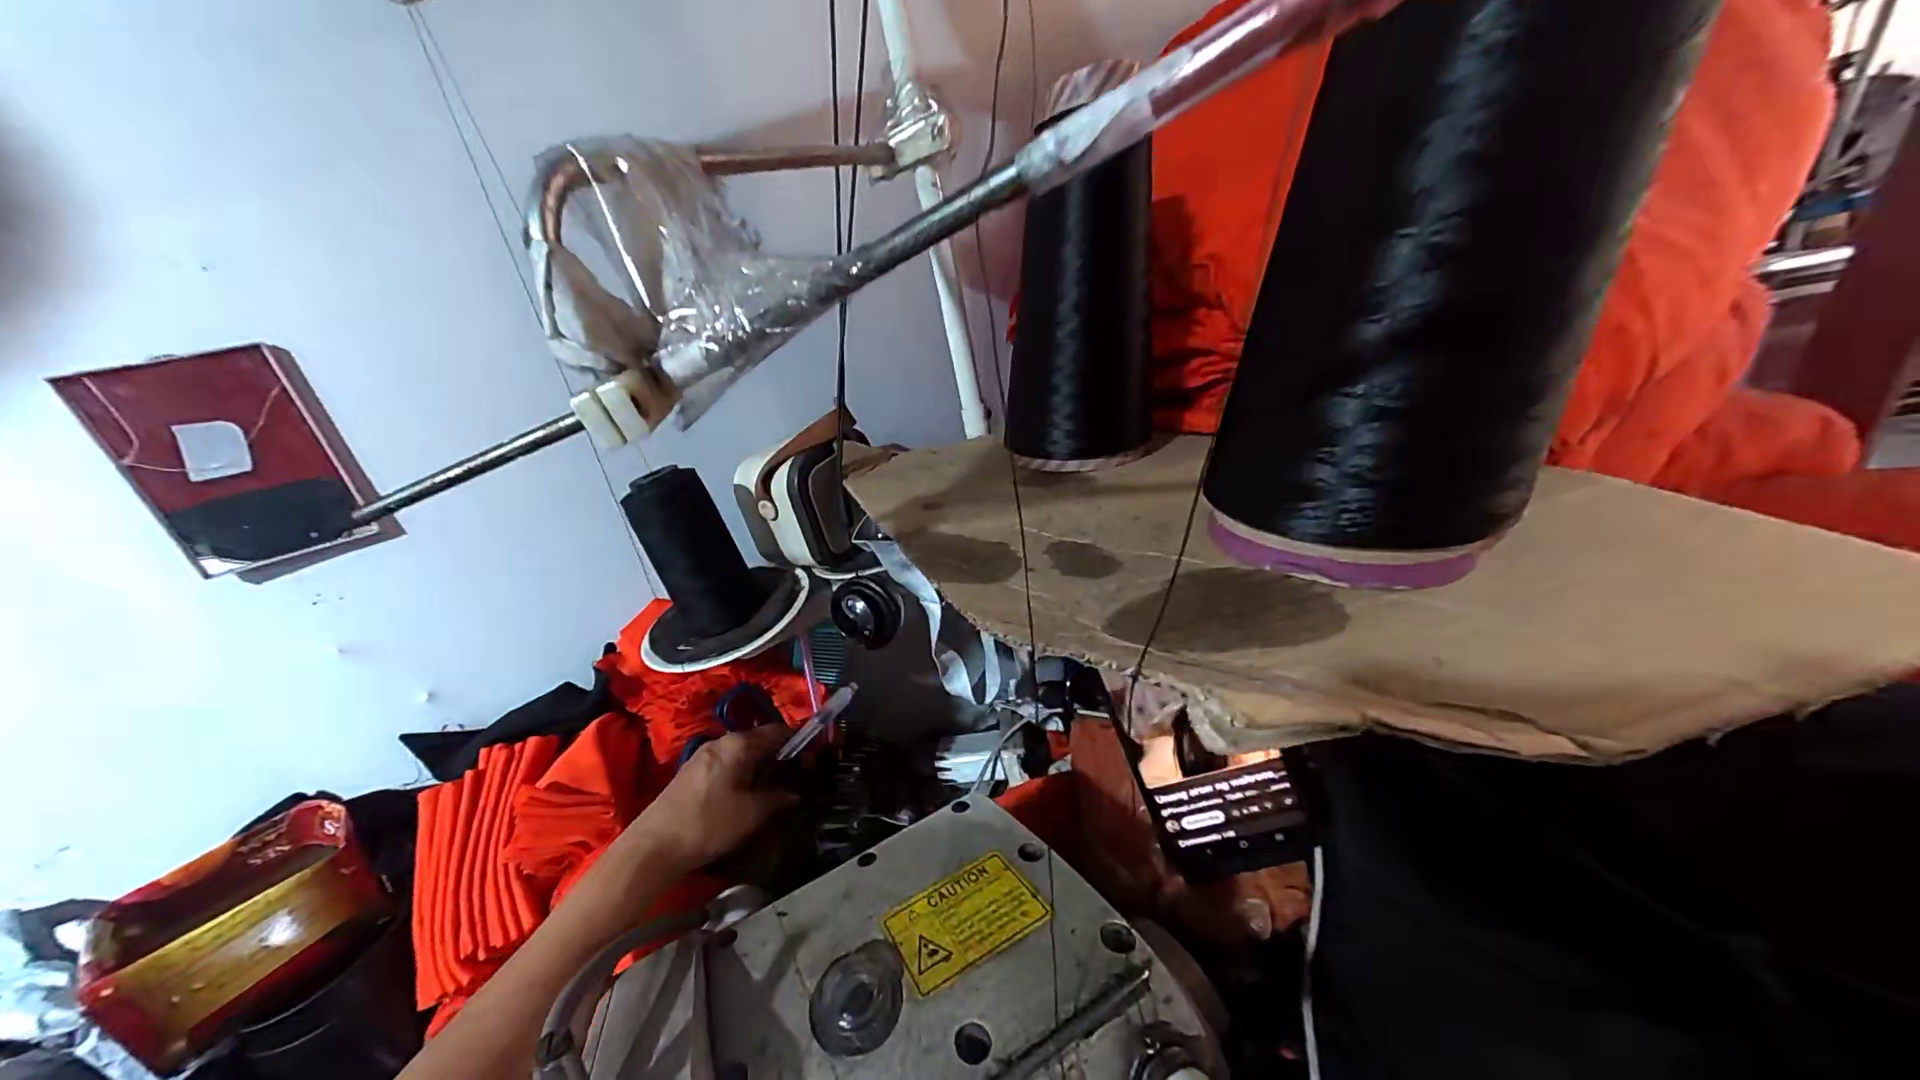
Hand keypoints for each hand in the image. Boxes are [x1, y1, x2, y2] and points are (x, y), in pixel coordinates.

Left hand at [621, 725, 796, 874]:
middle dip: (781, 757)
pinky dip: (745, 773)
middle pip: (760, 741)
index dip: (799, 744)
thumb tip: (796, 791)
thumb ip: (779, 797)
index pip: (778, 731)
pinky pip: (729, 764)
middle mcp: (722, 742)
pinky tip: (748, 796)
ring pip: (744, 754)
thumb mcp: (752, 813)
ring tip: (775, 791)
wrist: (653, 847)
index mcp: (738, 744)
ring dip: (763, 767)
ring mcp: (704, 756)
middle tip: (797, 780)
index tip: (813, 763)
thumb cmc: (708, 824)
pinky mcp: (694, 772)